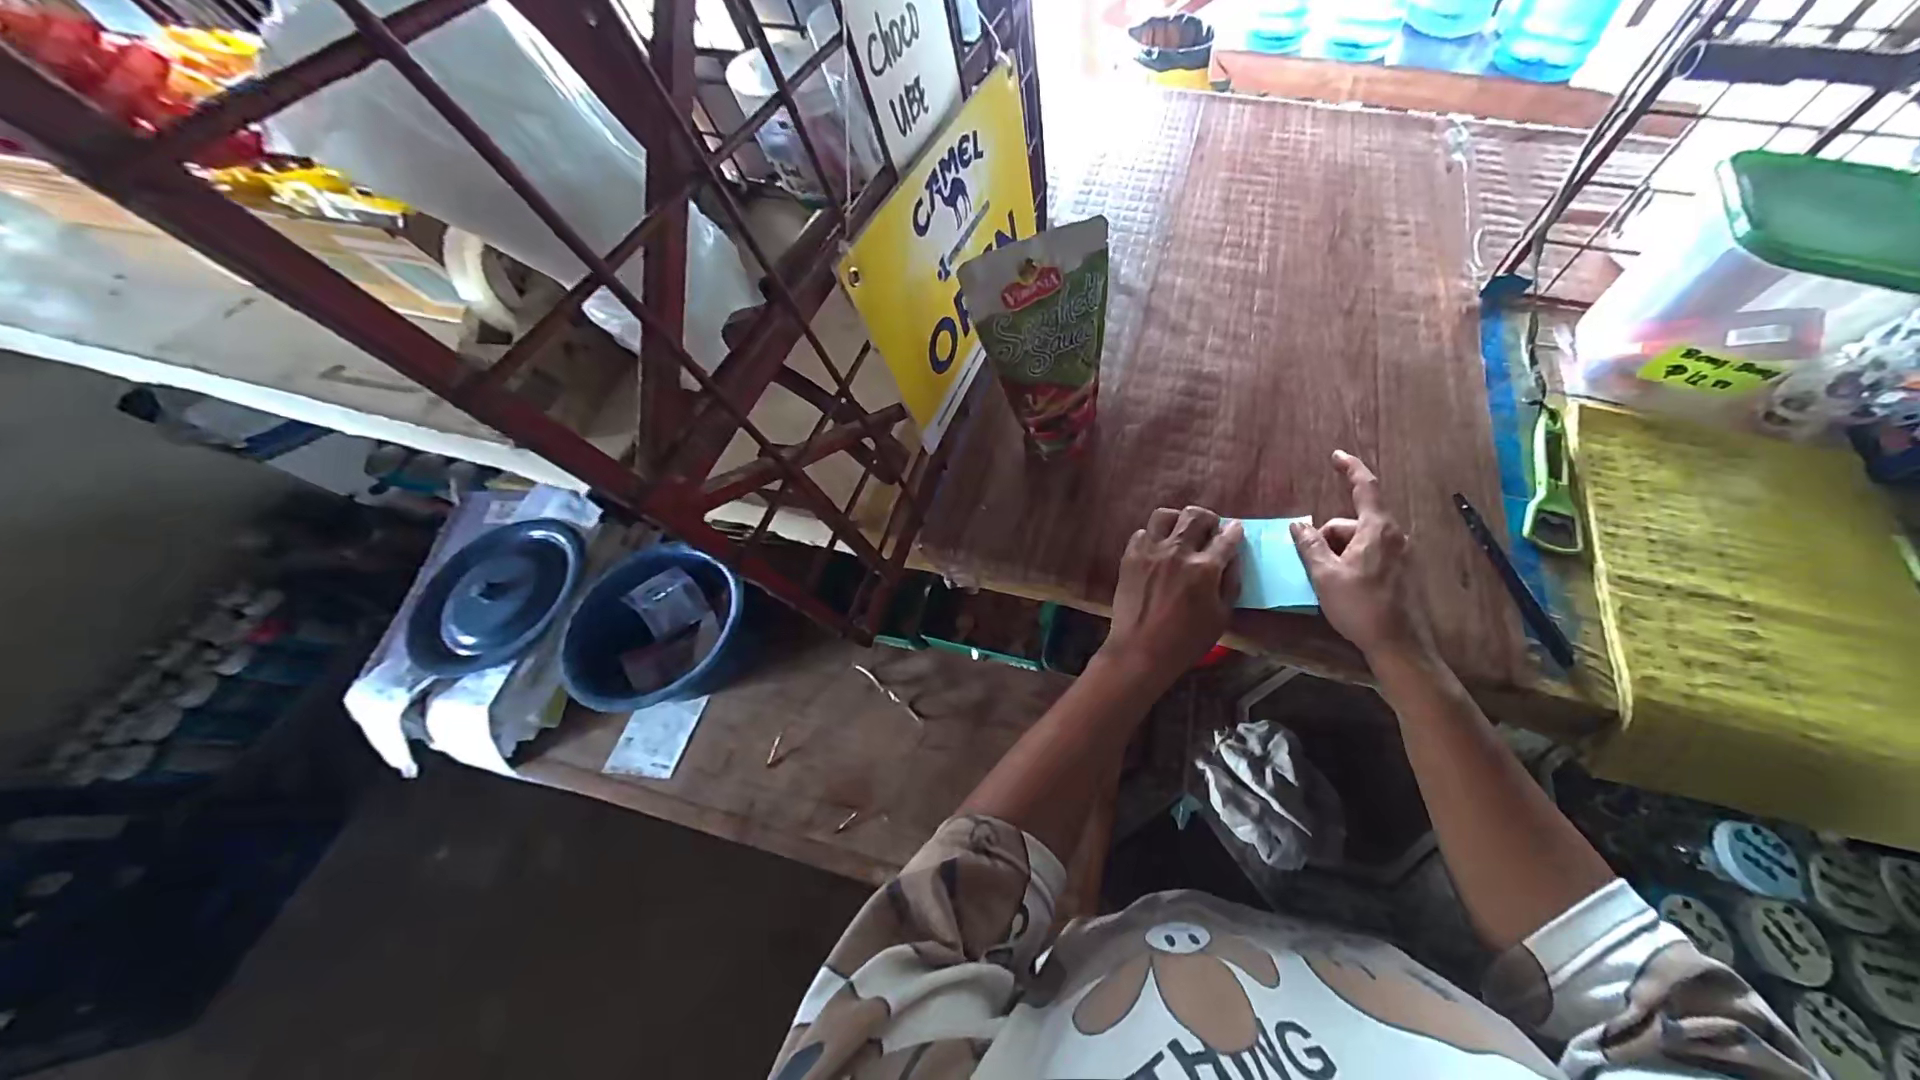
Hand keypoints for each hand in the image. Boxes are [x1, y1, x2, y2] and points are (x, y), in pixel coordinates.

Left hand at [1097, 506, 1241, 687]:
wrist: (1140, 650)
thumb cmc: (1186, 640)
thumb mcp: (1221, 615)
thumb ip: (1230, 582)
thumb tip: (1232, 557)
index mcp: (1204, 567)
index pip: (1226, 537)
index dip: (1234, 532)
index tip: (1235, 530)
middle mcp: (1177, 552)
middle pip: (1195, 516)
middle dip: (1208, 519)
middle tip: (1210, 531)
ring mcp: (1149, 552)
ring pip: (1165, 515)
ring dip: (1178, 520)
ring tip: (1182, 533)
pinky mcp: (1129, 557)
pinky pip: (1142, 533)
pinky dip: (1153, 536)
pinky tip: (1158, 549)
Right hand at [1291, 450, 1432, 660]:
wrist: (1397, 643)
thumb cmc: (1359, 606)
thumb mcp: (1324, 574)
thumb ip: (1309, 545)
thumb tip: (1298, 524)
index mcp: (1376, 530)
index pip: (1365, 487)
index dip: (1350, 468)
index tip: (1336, 455)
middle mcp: (1393, 536)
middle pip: (1351, 521)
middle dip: (1327, 535)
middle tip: (1311, 562)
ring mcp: (1399, 554)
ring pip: (1357, 540)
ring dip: (1336, 551)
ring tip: (1324, 579)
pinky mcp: (1400, 571)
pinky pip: (1367, 554)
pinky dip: (1348, 561)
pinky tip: (1340, 585)